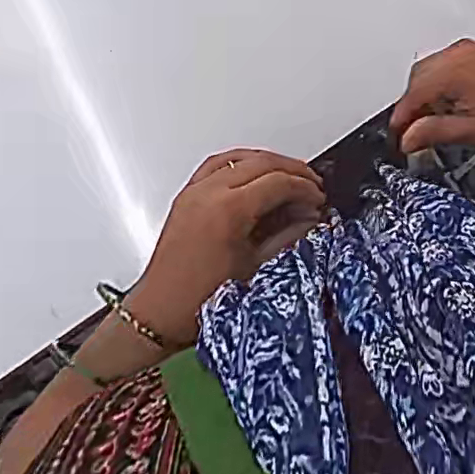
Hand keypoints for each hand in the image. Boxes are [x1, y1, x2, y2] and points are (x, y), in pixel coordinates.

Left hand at [127, 150, 325, 344]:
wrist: (158, 316)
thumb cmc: (199, 301)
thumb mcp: (256, 268)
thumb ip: (289, 236)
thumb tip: (311, 218)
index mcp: (228, 210)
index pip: (278, 182)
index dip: (304, 188)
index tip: (317, 197)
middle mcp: (210, 193)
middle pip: (263, 163)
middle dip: (294, 171)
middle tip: (312, 184)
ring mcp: (196, 190)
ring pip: (243, 157)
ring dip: (271, 162)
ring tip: (289, 175)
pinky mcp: (188, 194)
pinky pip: (219, 162)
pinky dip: (242, 160)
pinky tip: (254, 168)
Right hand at [390, 39, 474, 192]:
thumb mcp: (470, 132)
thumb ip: (433, 132)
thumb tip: (408, 138)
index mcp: (455, 71)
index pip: (414, 92)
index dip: (402, 116)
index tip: (399, 133)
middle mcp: (459, 53)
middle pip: (418, 77)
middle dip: (413, 103)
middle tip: (415, 129)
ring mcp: (469, 49)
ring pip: (430, 68)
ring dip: (426, 90)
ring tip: (437, 117)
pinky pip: (445, 61)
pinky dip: (441, 80)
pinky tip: (452, 100)